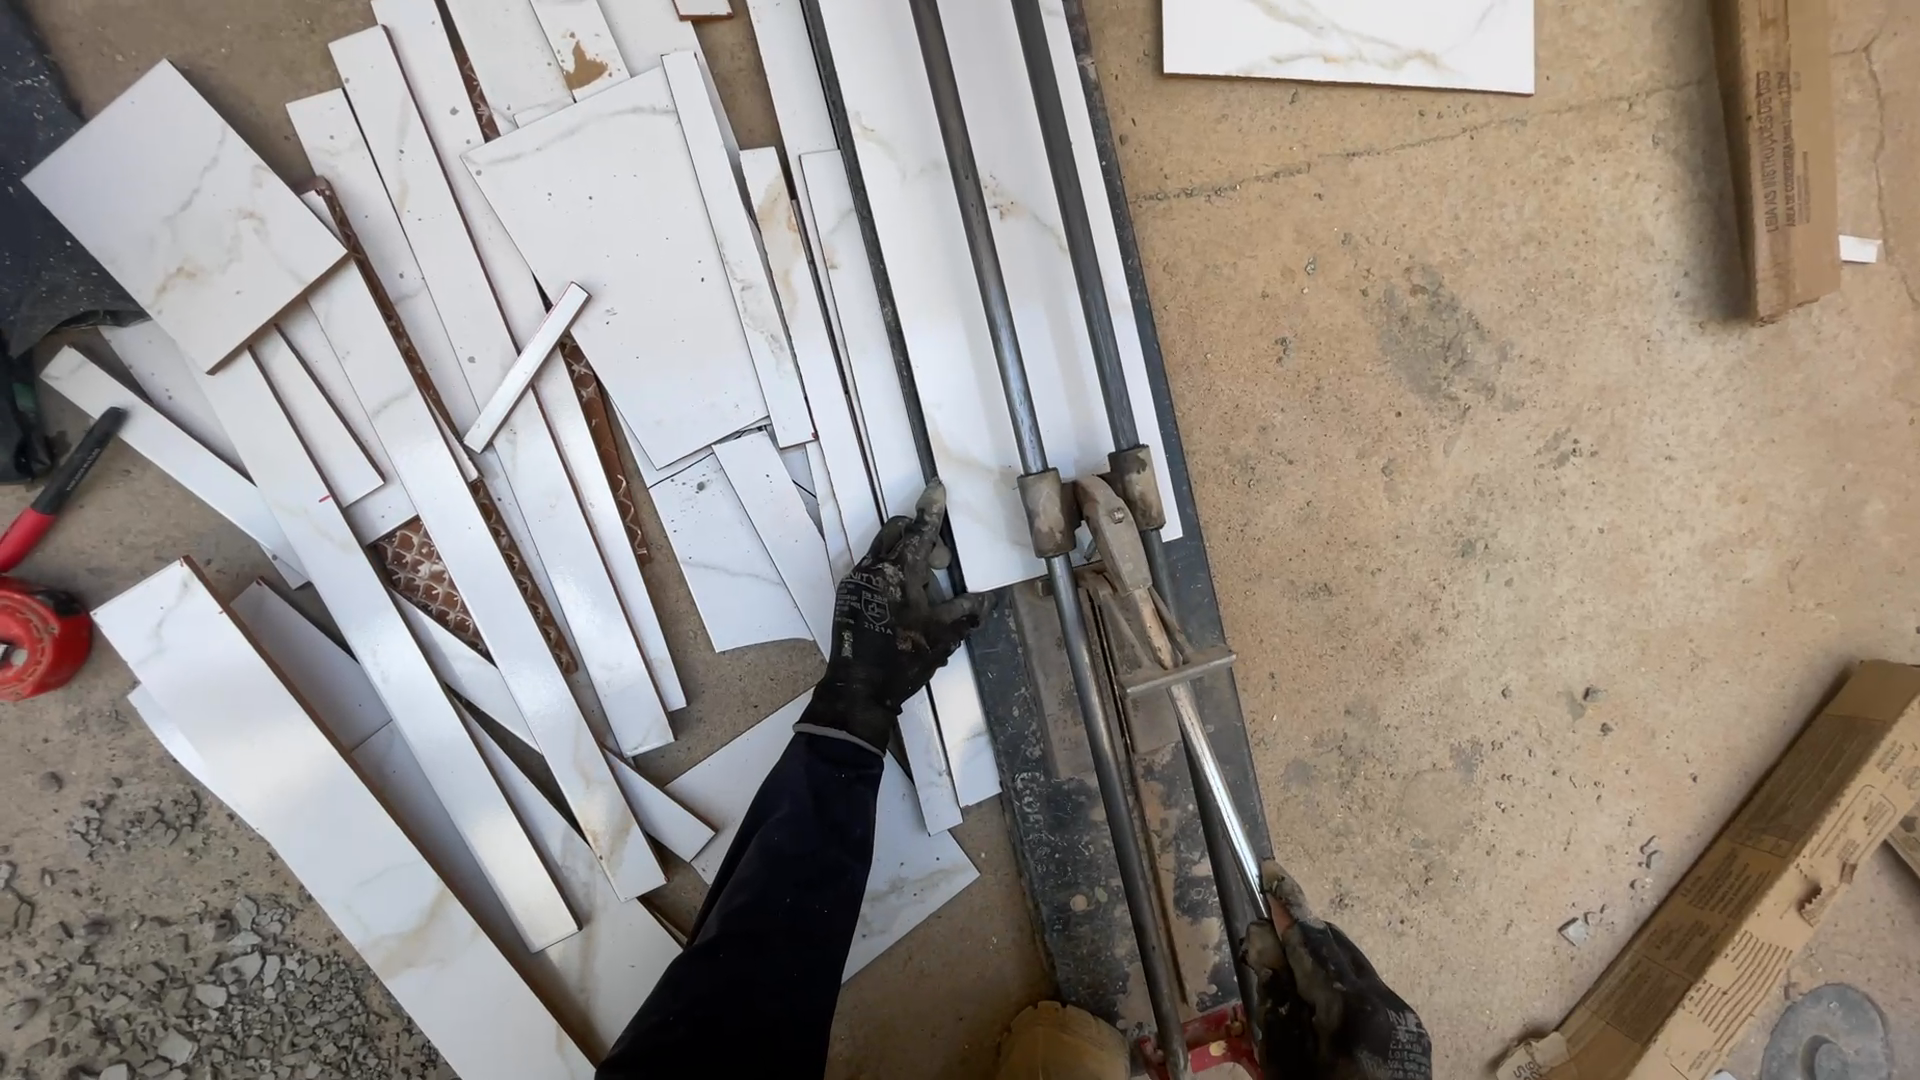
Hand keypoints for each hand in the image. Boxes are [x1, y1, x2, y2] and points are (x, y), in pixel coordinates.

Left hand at [801, 481, 990, 749]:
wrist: (858, 689)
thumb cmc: (904, 658)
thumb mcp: (943, 635)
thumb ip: (967, 610)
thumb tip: (988, 597)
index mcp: (899, 571)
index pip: (919, 530)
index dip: (931, 509)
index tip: (936, 486)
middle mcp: (874, 567)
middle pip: (896, 531)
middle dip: (919, 533)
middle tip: (942, 560)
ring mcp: (856, 580)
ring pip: (882, 549)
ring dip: (906, 554)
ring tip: (925, 585)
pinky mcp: (847, 594)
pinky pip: (872, 567)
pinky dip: (891, 570)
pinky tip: (904, 598)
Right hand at [1245, 862, 1431, 1079]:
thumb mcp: (1284, 1058)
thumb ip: (1273, 993)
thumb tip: (1264, 941)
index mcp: (1354, 1010)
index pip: (1312, 939)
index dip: (1287, 903)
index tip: (1270, 869)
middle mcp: (1388, 1003)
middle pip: (1335, 945)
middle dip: (1299, 935)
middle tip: (1264, 941)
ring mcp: (1406, 1018)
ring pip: (1351, 966)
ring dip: (1317, 962)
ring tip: (1288, 985)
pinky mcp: (1412, 1032)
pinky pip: (1366, 991)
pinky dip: (1336, 986)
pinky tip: (1317, 1009)